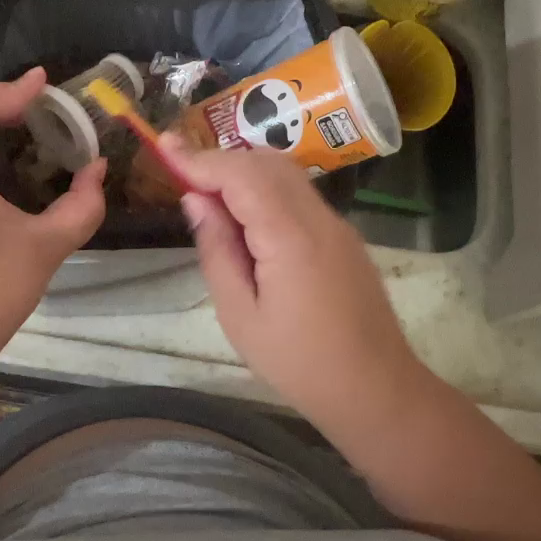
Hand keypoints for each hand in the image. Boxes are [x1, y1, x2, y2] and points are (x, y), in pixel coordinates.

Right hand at [164, 140, 419, 417]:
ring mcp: (337, 225)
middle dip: (220, 159)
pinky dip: (265, 189)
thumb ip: (217, 250)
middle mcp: (318, 218)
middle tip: (178, 167)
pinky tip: (243, 217)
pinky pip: (299, 196)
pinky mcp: (343, 238)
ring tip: (205, 192)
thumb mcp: (240, 315)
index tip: (164, 151)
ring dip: (243, 172)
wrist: (376, 390)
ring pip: (286, 174)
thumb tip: (196, 201)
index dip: (200, 160)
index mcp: (290, 237)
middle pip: (266, 163)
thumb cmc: (299, 363)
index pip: (241, 175)